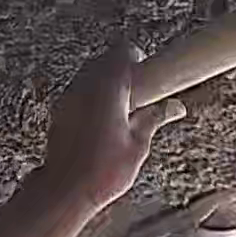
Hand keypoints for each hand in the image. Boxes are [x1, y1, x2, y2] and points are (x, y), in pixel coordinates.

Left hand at [38, 44, 187, 211]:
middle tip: (137, 93)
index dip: (136, 55)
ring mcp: (70, 91)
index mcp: (109, 84)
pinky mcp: (60, 105)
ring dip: (105, 81)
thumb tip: (175, 107)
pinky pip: (79, 88)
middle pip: (105, 58)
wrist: (66, 187)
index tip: (146, 70)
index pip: (123, 49)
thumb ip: (154, 118)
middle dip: (121, 70)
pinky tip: (100, 119)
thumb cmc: (104, 169)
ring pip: (90, 72)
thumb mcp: (138, 145)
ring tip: (120, 108)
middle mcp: (86, 81)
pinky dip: (91, 94)